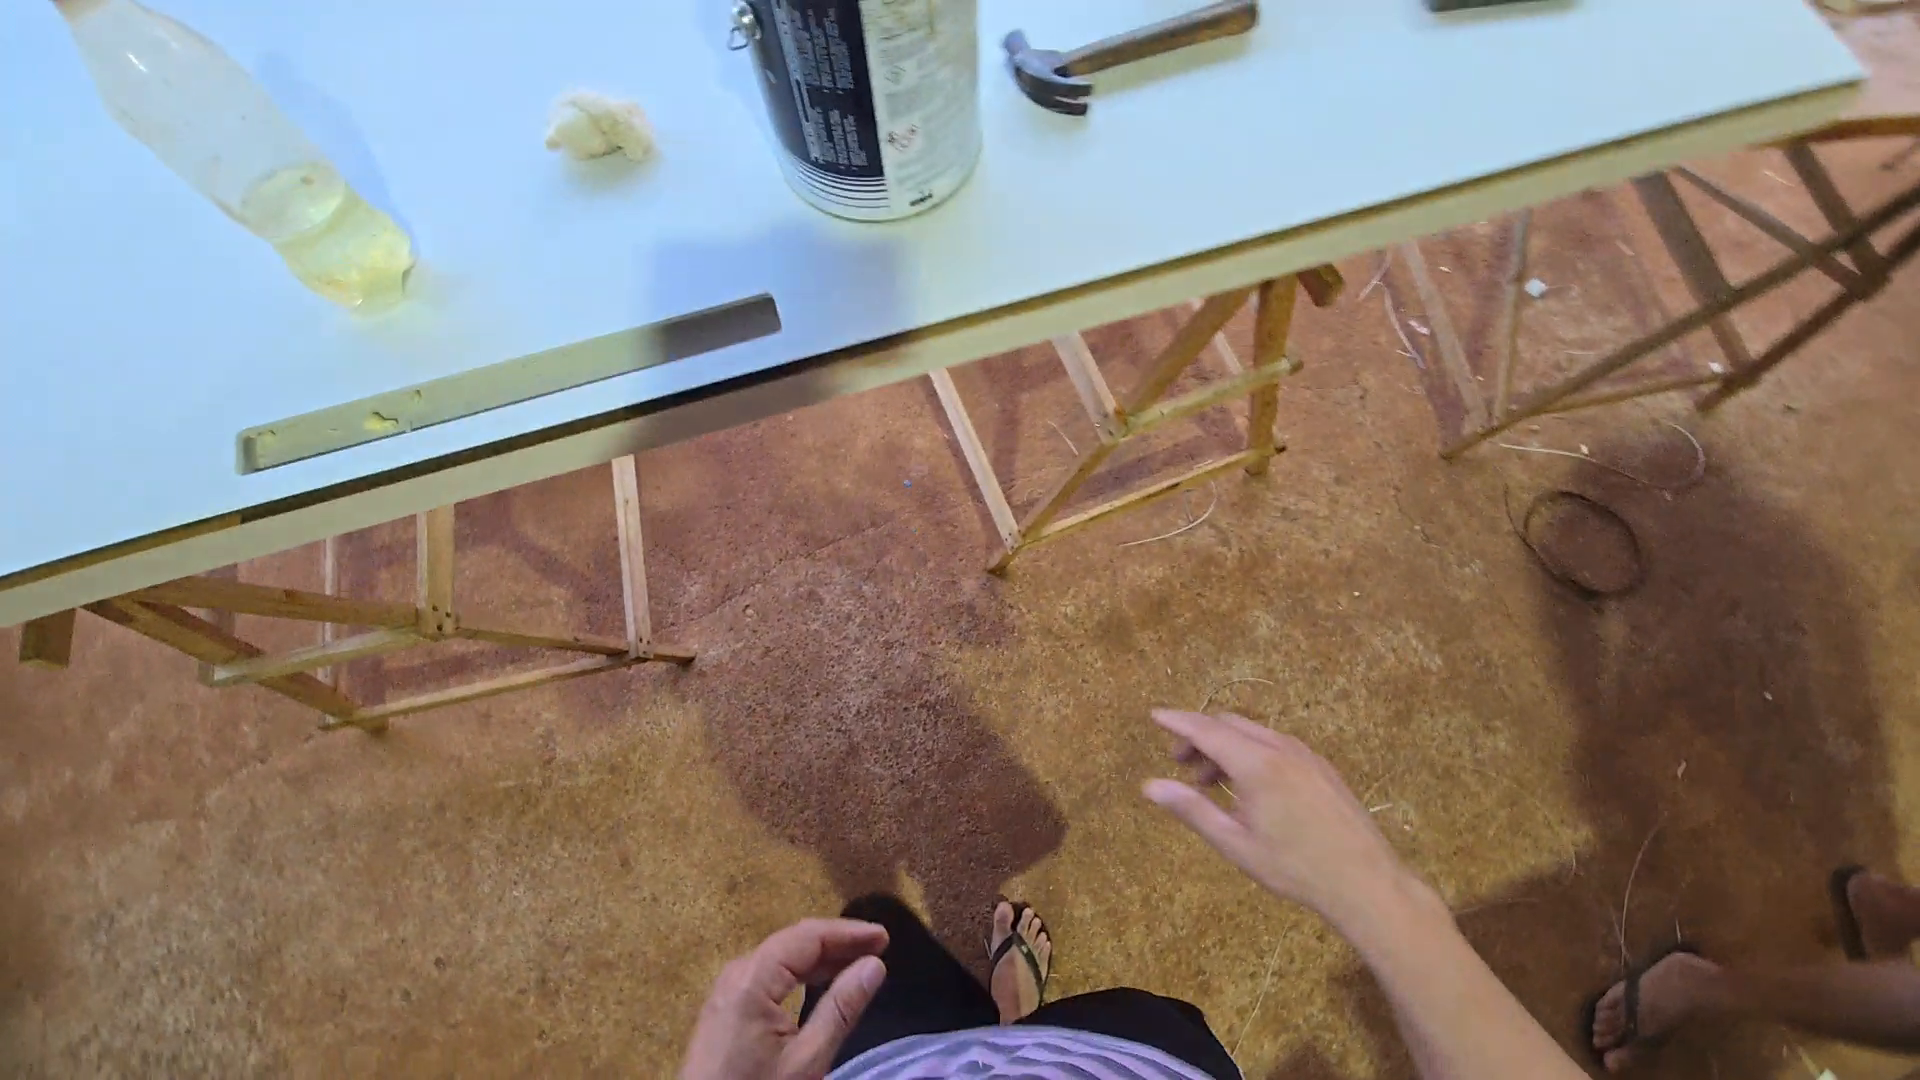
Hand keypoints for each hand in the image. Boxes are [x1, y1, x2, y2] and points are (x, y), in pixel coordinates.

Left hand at [680, 919, 888, 1079]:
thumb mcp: (805, 1061)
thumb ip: (840, 1009)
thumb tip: (875, 965)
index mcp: (753, 978)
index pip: (808, 937)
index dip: (849, 932)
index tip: (884, 937)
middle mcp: (738, 972)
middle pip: (794, 941)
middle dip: (837, 941)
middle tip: (877, 948)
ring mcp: (728, 989)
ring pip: (782, 956)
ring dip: (821, 956)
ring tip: (858, 961)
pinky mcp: (726, 1008)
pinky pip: (770, 974)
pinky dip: (801, 972)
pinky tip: (821, 980)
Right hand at [1143, 709, 1410, 929]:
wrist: (1367, 883)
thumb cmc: (1294, 867)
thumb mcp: (1235, 843)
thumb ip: (1191, 809)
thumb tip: (1149, 786)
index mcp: (1257, 764)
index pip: (1206, 730)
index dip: (1177, 721)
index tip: (1154, 715)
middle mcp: (1280, 748)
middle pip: (1228, 724)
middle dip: (1198, 736)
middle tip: (1179, 764)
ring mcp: (1305, 755)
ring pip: (1252, 733)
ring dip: (1224, 746)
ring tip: (1209, 783)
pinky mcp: (1321, 767)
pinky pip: (1274, 744)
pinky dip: (1249, 752)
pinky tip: (1248, 788)